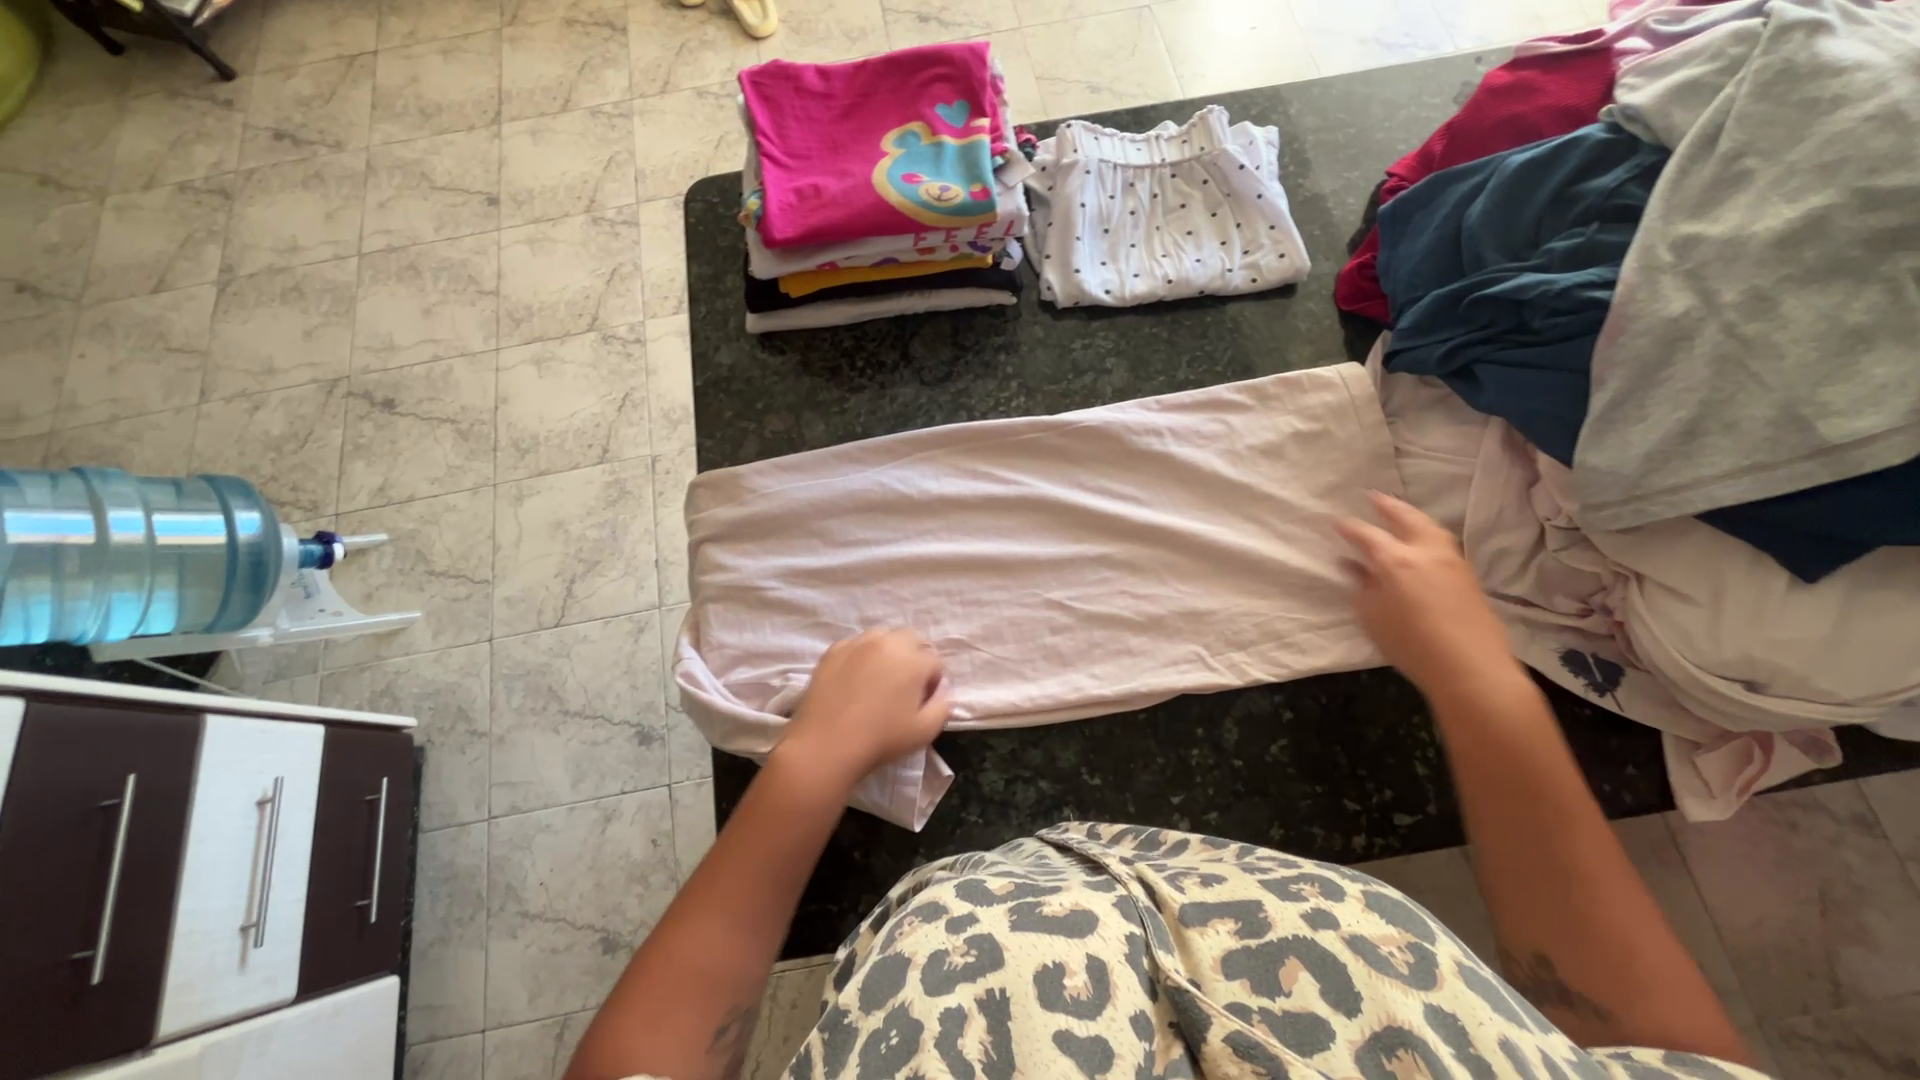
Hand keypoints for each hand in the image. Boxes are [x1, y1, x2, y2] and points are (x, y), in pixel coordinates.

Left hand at [774, 629, 950, 790]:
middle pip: (912, 639)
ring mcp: (857, 644)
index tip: (923, 699)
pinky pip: (857, 644)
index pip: (935, 660)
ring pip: (883, 637)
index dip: (933, 680)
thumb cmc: (880, 740)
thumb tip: (941, 688)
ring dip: (889, 651)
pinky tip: (856, 678)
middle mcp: (887, 643)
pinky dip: (863, 655)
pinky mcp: (833, 651)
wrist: (825, 745)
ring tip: (880, 678)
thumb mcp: (925, 731)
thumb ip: (943, 705)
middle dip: (915, 657)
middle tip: (905, 685)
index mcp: (913, 660)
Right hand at [1334, 492, 1523, 700]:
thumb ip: (1361, 587)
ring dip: (1412, 516)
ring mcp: (1452, 561)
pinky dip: (1427, 533)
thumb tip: (1352, 566)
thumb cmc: (1410, 644)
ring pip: (1430, 528)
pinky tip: (1421, 541)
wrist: (1470, 667)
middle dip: (1388, 506)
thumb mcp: (1372, 617)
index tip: (1334, 521)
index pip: (1367, 535)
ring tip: (1400, 513)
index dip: (1349, 527)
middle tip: (1373, 497)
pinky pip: (1443, 543)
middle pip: (1407, 518)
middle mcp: (1426, 552)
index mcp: (1397, 561)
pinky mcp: (1468, 576)